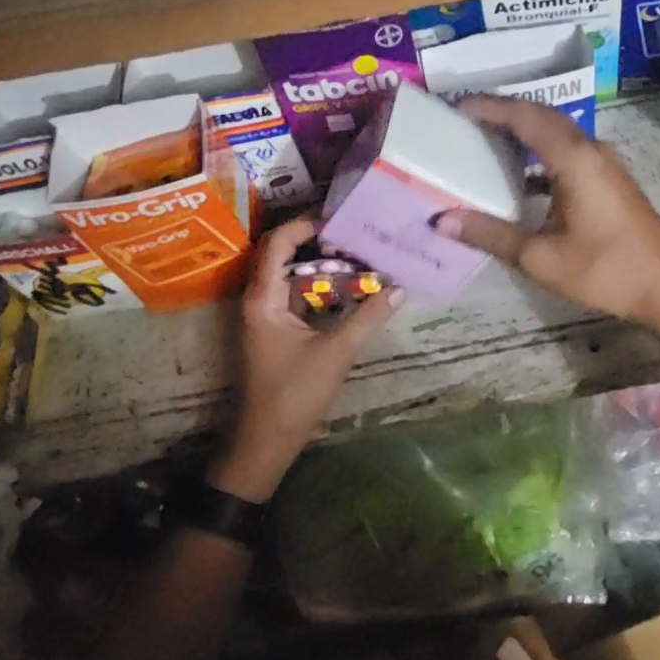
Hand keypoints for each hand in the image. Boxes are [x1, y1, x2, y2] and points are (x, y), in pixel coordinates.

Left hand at [211, 217, 403, 501]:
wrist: (266, 442)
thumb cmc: (294, 394)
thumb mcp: (336, 353)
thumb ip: (368, 317)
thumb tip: (400, 287)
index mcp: (263, 298)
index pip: (279, 242)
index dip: (306, 224)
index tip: (341, 217)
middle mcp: (259, 298)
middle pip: (285, 254)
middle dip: (320, 241)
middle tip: (357, 234)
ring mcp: (266, 314)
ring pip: (294, 275)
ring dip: (324, 266)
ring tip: (362, 256)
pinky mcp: (276, 329)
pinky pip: (298, 295)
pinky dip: (322, 287)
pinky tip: (352, 288)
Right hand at [434, 96, 659, 328]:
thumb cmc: (606, 270)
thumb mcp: (540, 258)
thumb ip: (491, 235)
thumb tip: (443, 219)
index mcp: (574, 159)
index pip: (525, 116)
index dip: (489, 107)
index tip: (457, 107)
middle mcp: (591, 150)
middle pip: (542, 116)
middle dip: (503, 112)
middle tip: (465, 119)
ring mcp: (605, 163)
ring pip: (558, 133)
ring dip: (524, 131)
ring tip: (486, 141)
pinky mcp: (610, 180)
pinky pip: (569, 152)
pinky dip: (541, 153)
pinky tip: (521, 178)